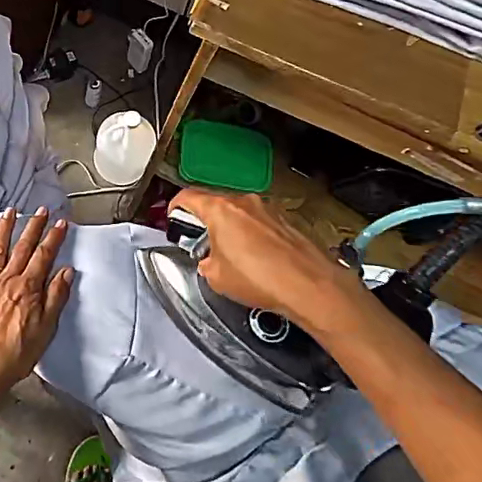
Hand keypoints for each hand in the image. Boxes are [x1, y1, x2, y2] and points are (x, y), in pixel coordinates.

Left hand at [0, 207, 74, 407]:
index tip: (61, 224)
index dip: (54, 238)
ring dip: (4, 230)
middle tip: (40, 211)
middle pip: (23, 247)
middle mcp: (7, 282)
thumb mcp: (47, 326)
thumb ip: (56, 296)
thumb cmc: (17, 353)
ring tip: (9, 213)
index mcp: (28, 288)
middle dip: (33, 226)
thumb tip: (65, 273)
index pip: (44, 255)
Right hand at [169, 190, 368, 330]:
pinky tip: (255, 259)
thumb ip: (206, 262)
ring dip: (231, 228)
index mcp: (221, 209)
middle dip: (205, 221)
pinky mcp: (285, 221)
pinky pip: (259, 222)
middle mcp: (245, 202)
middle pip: (215, 203)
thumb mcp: (217, 277)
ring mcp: (268, 209)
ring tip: (230, 256)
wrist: (308, 285)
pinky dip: (252, 235)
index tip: (173, 217)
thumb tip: (210, 262)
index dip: (176, 207)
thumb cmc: (262, 278)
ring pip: (239, 212)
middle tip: (200, 243)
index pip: (188, 196)